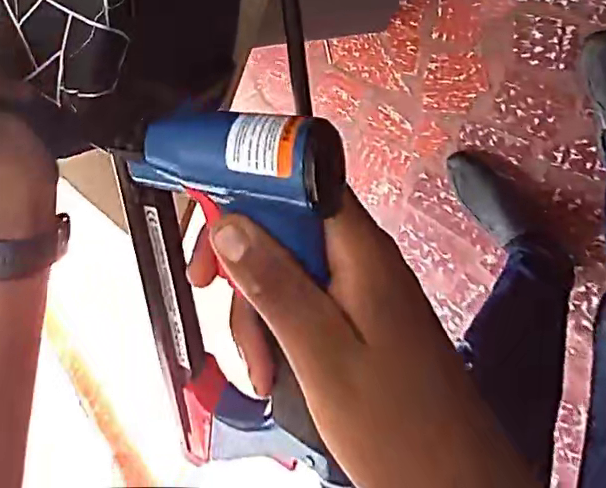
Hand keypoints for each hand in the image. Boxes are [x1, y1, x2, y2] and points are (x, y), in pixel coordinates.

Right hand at [188, 193, 528, 486]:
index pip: (297, 177)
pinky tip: (273, 366)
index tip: (210, 219)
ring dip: (257, 303)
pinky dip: (278, 323)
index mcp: (358, 247)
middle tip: (207, 289)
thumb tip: (230, 222)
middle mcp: (359, 253)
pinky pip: (304, 295)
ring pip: (287, 263)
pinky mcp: (359, 314)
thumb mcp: (322, 355)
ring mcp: (360, 284)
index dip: (250, 185)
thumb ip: (275, 284)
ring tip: (258, 364)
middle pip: (284, 223)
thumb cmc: (398, 428)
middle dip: (242, 258)